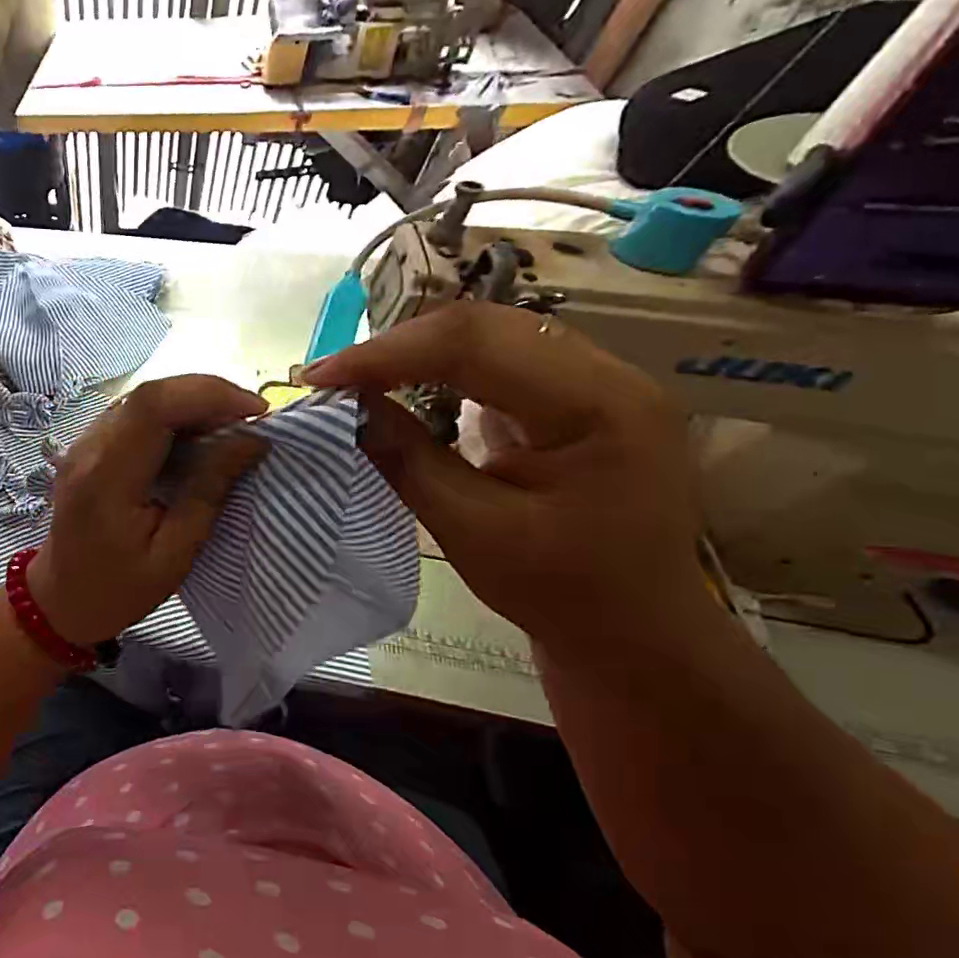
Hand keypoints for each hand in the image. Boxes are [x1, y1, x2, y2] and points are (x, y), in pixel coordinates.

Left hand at [25, 376, 268, 646]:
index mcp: (106, 479)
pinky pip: (136, 414)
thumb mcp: (174, 556)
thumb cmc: (118, 590)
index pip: (153, 407)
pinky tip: (199, 436)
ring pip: (144, 399)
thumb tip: (251, 441)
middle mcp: (88, 449)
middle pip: (149, 394)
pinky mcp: (90, 446)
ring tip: (231, 426)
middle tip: (250, 420)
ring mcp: (84, 443)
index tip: (255, 413)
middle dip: (208, 395)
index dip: (208, 395)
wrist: (61, 599)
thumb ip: (208, 494)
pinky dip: (175, 415)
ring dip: (193, 403)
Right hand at [300, 300, 707, 647]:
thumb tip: (346, 406)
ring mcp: (601, 380)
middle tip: (336, 379)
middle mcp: (610, 374)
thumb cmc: (562, 595)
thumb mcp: (473, 532)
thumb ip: (408, 460)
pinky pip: (504, 358)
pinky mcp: (582, 395)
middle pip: (485, 326)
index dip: (387, 353)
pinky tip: (412, 385)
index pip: (474, 344)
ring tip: (363, 380)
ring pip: (492, 333)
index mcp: (597, 407)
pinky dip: (446, 366)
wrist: (637, 631)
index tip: (322, 378)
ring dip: (420, 352)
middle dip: (399, 347)